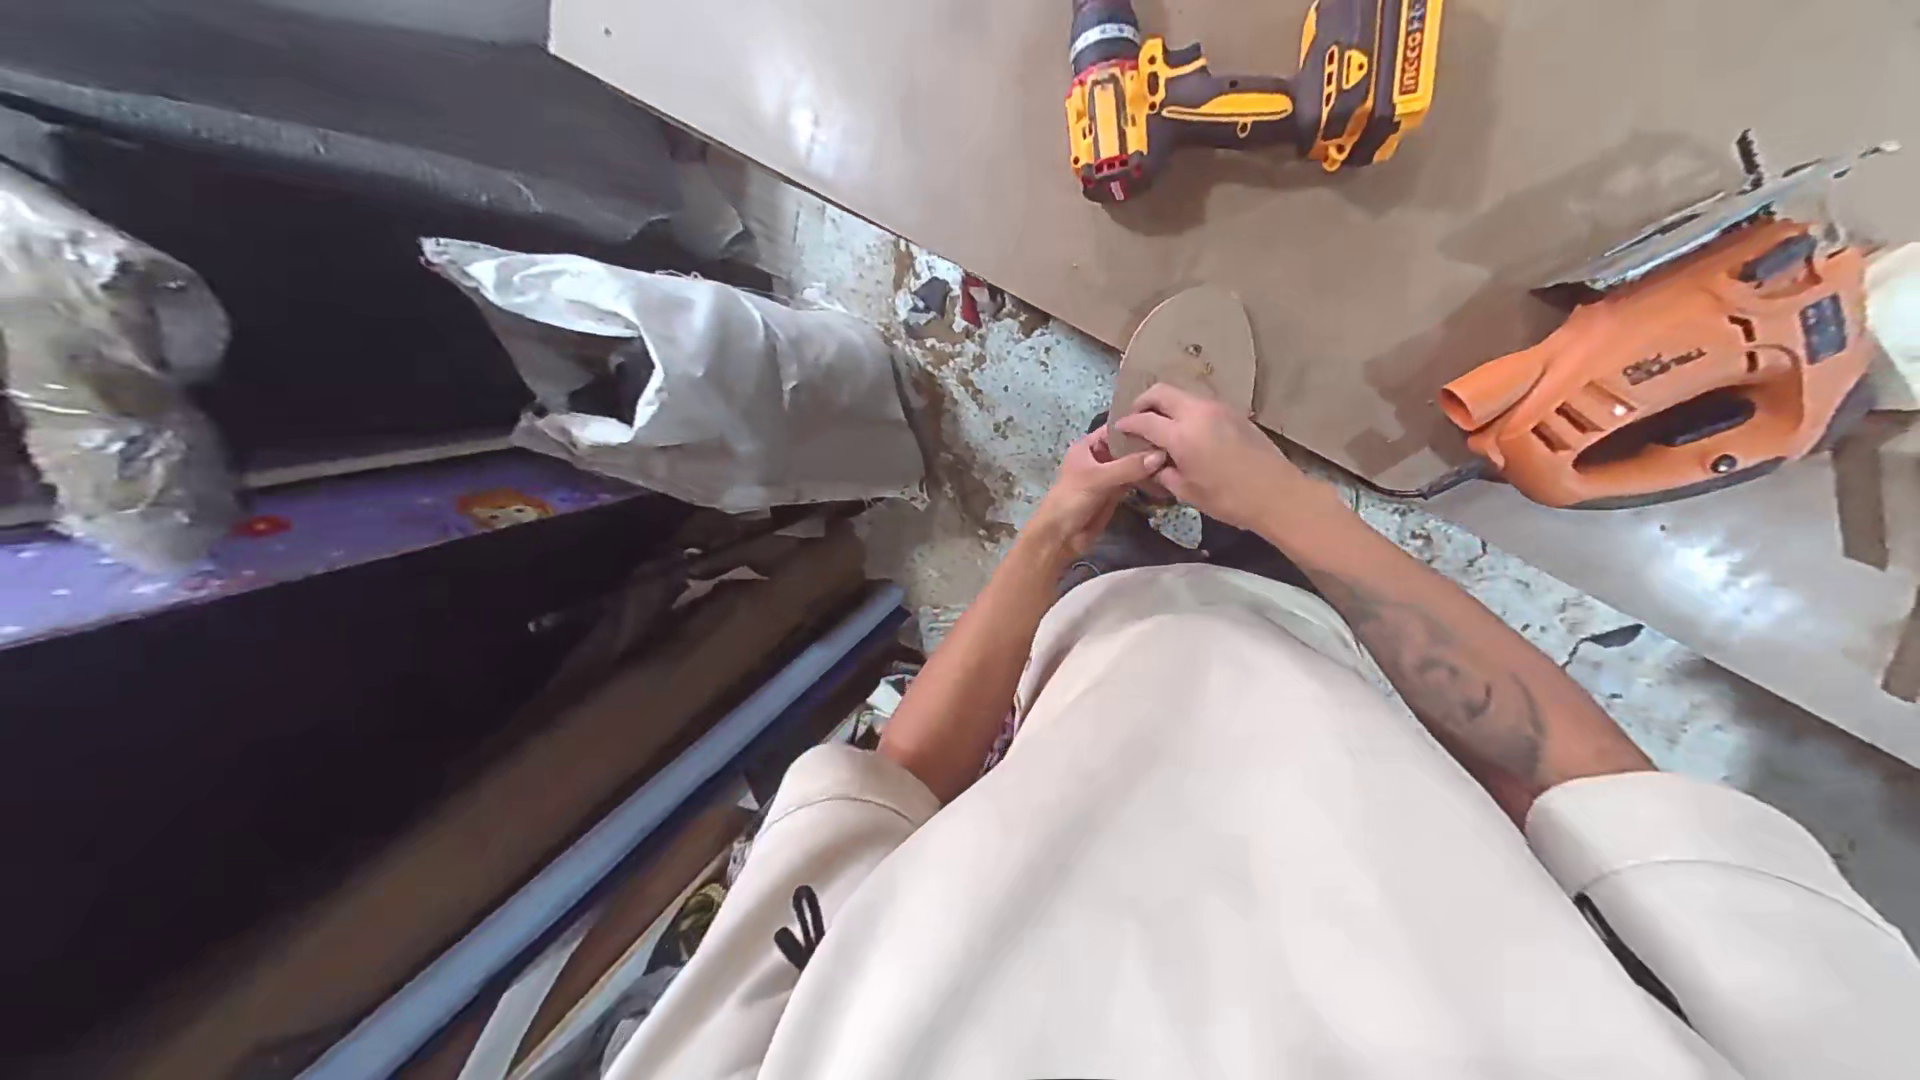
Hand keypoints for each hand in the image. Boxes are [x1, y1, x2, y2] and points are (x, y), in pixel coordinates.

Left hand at [1027, 427, 1165, 555]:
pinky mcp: (1116, 492)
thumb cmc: (1071, 500)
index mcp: (1088, 446)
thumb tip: (1160, 455)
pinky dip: (1148, 477)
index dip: (1135, 423)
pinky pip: (1135, 480)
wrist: (1061, 536)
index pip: (1115, 428)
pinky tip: (1168, 471)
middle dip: (1147, 443)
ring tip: (1177, 453)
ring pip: (1133, 463)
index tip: (1163, 417)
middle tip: (1177, 437)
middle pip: (1127, 446)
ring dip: (1150, 461)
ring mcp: (1109, 475)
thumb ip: (1128, 467)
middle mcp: (1099, 457)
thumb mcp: (1097, 479)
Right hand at [1113, 383, 1316, 529]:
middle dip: (1143, 402)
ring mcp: (1218, 409)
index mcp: (1181, 435)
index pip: (1144, 420)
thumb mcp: (1185, 490)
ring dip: (1166, 405)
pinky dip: (1185, 411)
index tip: (1119, 429)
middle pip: (1161, 392)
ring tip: (1161, 425)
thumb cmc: (1227, 499)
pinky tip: (1186, 431)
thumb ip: (1163, 470)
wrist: (1276, 494)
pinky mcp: (1233, 412)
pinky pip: (1200, 403)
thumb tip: (1154, 460)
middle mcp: (1197, 413)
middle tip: (1137, 419)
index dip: (1127, 424)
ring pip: (1182, 395)